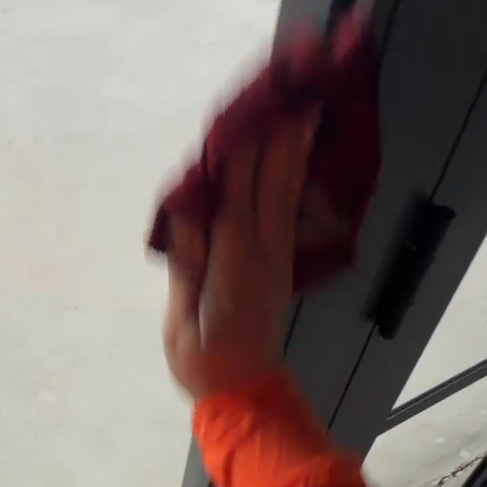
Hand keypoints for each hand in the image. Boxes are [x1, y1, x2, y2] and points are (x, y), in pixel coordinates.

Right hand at [161, 113, 318, 399]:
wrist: (241, 390)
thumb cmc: (201, 358)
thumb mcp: (181, 319)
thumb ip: (187, 266)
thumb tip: (188, 215)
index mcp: (232, 268)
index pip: (236, 201)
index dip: (242, 159)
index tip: (248, 117)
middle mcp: (260, 257)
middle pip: (271, 191)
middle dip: (280, 144)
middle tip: (294, 96)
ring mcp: (276, 262)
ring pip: (287, 200)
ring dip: (294, 157)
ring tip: (305, 117)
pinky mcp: (280, 268)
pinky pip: (290, 218)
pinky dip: (294, 186)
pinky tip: (298, 166)